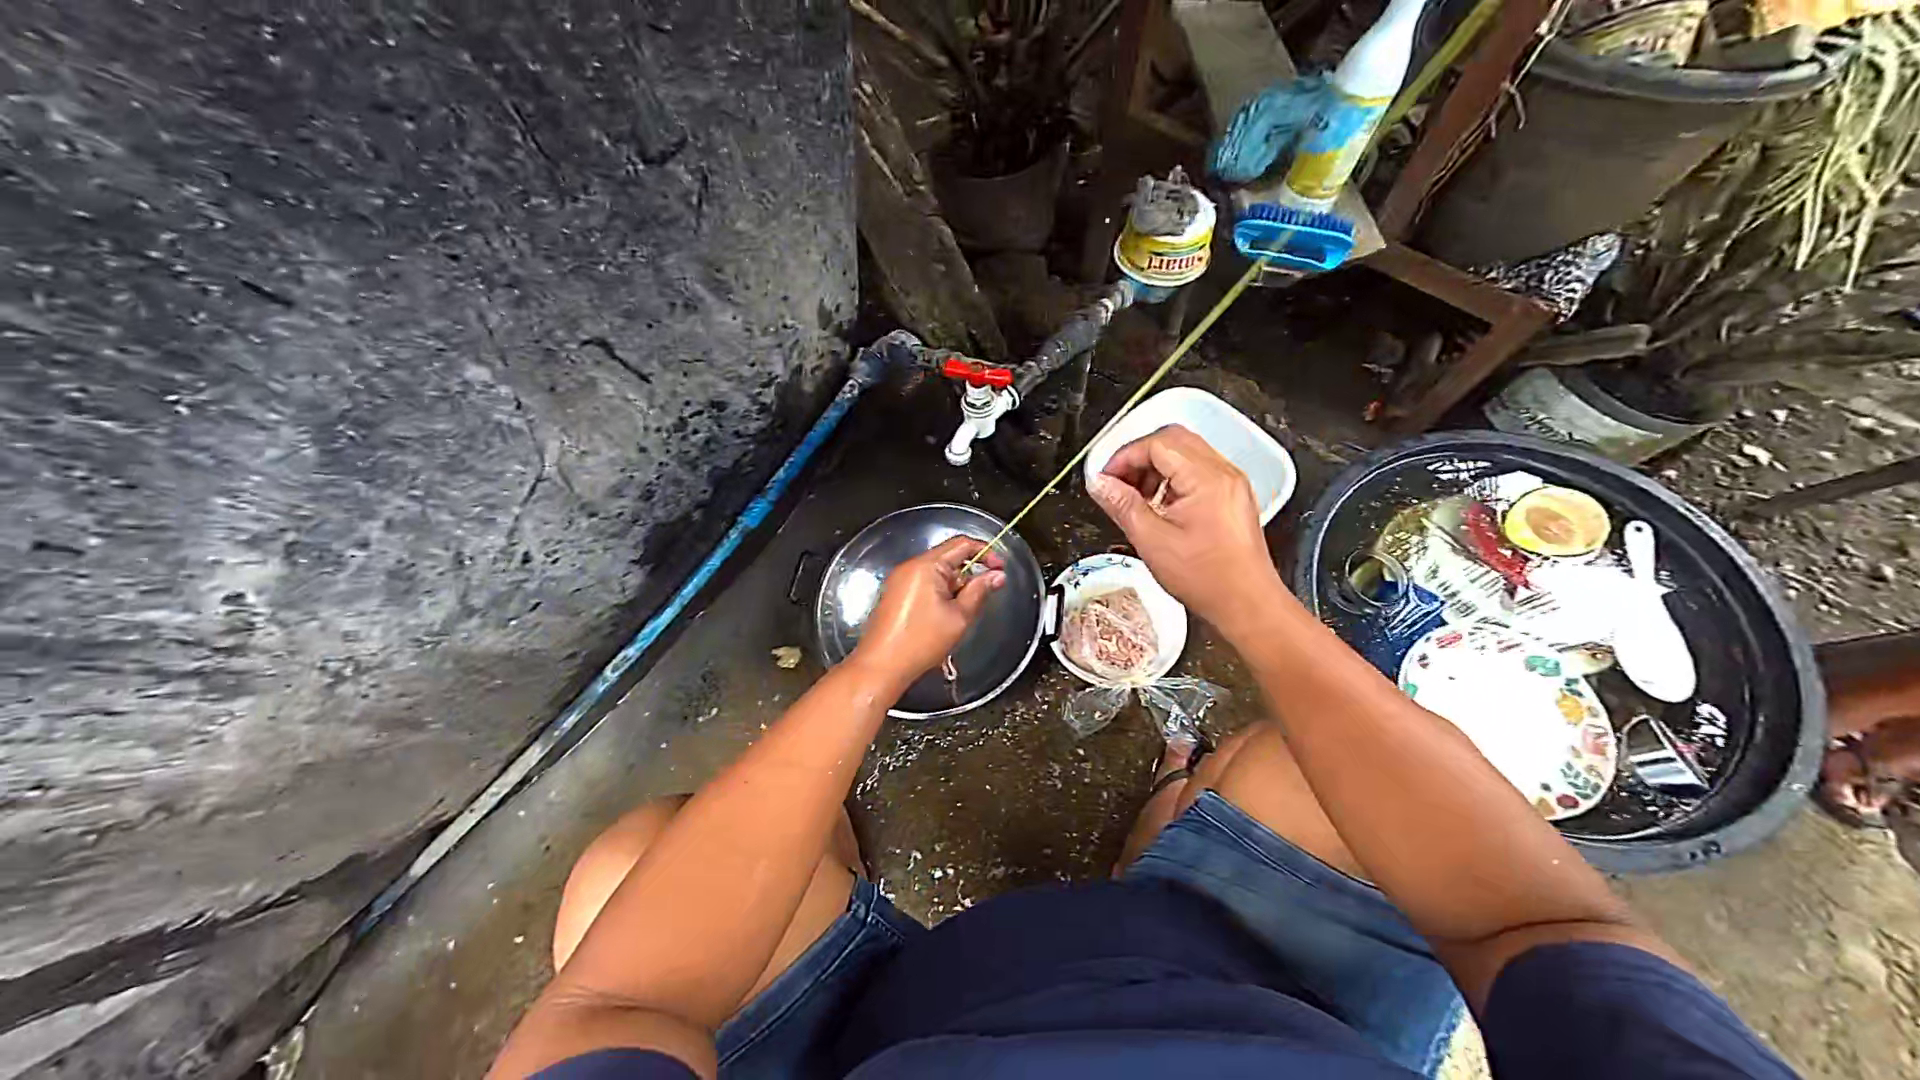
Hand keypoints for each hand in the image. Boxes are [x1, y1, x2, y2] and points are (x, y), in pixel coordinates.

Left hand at [850, 536, 1005, 687]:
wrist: (881, 666)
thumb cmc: (919, 643)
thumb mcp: (959, 617)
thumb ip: (980, 591)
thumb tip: (996, 576)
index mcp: (926, 566)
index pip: (962, 545)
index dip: (985, 553)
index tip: (1000, 568)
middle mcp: (910, 567)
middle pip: (948, 558)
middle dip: (969, 574)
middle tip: (982, 596)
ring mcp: (900, 580)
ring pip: (937, 573)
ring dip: (955, 587)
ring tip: (959, 614)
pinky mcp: (895, 594)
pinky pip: (924, 584)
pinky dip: (940, 594)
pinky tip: (943, 618)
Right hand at [1087, 424, 1285, 634]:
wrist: (1247, 602)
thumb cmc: (1209, 578)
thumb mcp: (1152, 541)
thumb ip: (1122, 505)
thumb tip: (1100, 483)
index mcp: (1206, 479)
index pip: (1157, 444)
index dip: (1124, 457)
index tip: (1106, 477)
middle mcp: (1223, 474)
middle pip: (1172, 440)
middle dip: (1138, 457)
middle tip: (1117, 482)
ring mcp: (1231, 483)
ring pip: (1185, 452)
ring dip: (1155, 467)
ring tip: (1137, 497)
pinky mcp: (1232, 495)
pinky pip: (1198, 470)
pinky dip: (1173, 479)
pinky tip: (1159, 505)